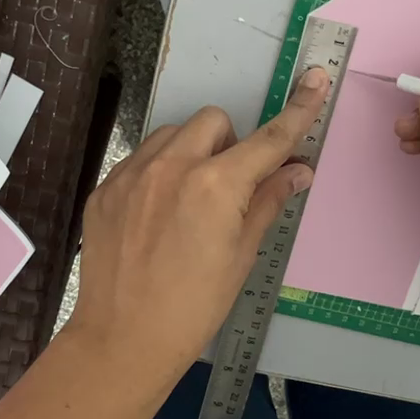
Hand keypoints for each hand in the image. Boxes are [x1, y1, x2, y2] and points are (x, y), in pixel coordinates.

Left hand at [65, 68, 330, 376]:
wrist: (124, 339)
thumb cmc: (195, 306)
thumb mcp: (242, 256)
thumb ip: (268, 202)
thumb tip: (298, 169)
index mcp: (215, 185)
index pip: (267, 139)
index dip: (297, 111)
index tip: (315, 80)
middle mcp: (171, 166)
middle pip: (212, 121)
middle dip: (229, 143)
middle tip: (229, 187)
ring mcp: (131, 174)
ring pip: (172, 135)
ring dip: (191, 152)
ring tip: (188, 200)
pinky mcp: (104, 188)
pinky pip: (140, 159)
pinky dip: (158, 173)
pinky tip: (155, 215)